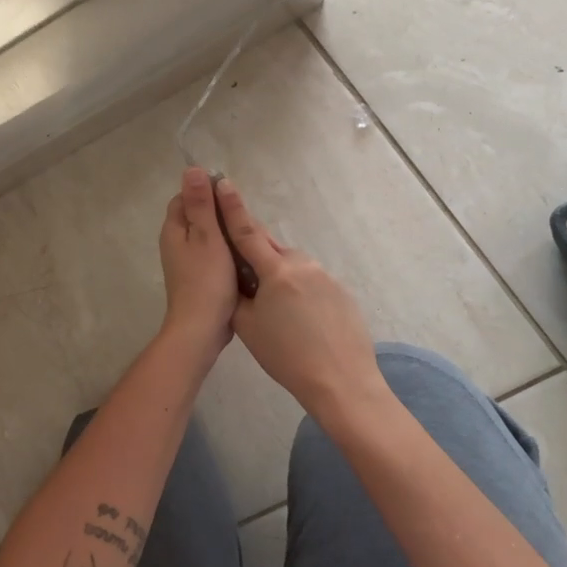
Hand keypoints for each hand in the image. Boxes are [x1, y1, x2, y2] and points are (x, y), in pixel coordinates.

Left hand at [156, 167, 240, 353]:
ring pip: (206, 238)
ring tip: (249, 237)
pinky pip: (212, 257)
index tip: (231, 196)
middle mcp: (174, 244)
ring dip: (225, 235)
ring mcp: (185, 263)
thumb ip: (200, 204)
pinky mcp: (198, 279)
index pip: (184, 198)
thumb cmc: (206, 280)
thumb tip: (192, 169)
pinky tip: (245, 259)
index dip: (206, 192)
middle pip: (196, 217)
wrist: (201, 329)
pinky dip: (226, 254)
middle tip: (245, 220)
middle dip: (219, 214)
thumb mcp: (207, 236)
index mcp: (173, 230)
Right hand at [214, 177, 388, 421]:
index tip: (223, 182)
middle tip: (241, 264)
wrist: (343, 384)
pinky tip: (299, 319)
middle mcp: (302, 266)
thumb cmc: (286, 356)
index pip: (246, 232)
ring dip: (278, 275)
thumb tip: (236, 278)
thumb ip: (237, 294)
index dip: (232, 207)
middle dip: (255, 250)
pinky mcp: (343, 294)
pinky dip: (299, 291)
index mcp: (275, 271)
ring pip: (292, 266)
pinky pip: (311, 283)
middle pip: (271, 248)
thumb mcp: (246, 325)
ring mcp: (326, 278)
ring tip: (274, 307)